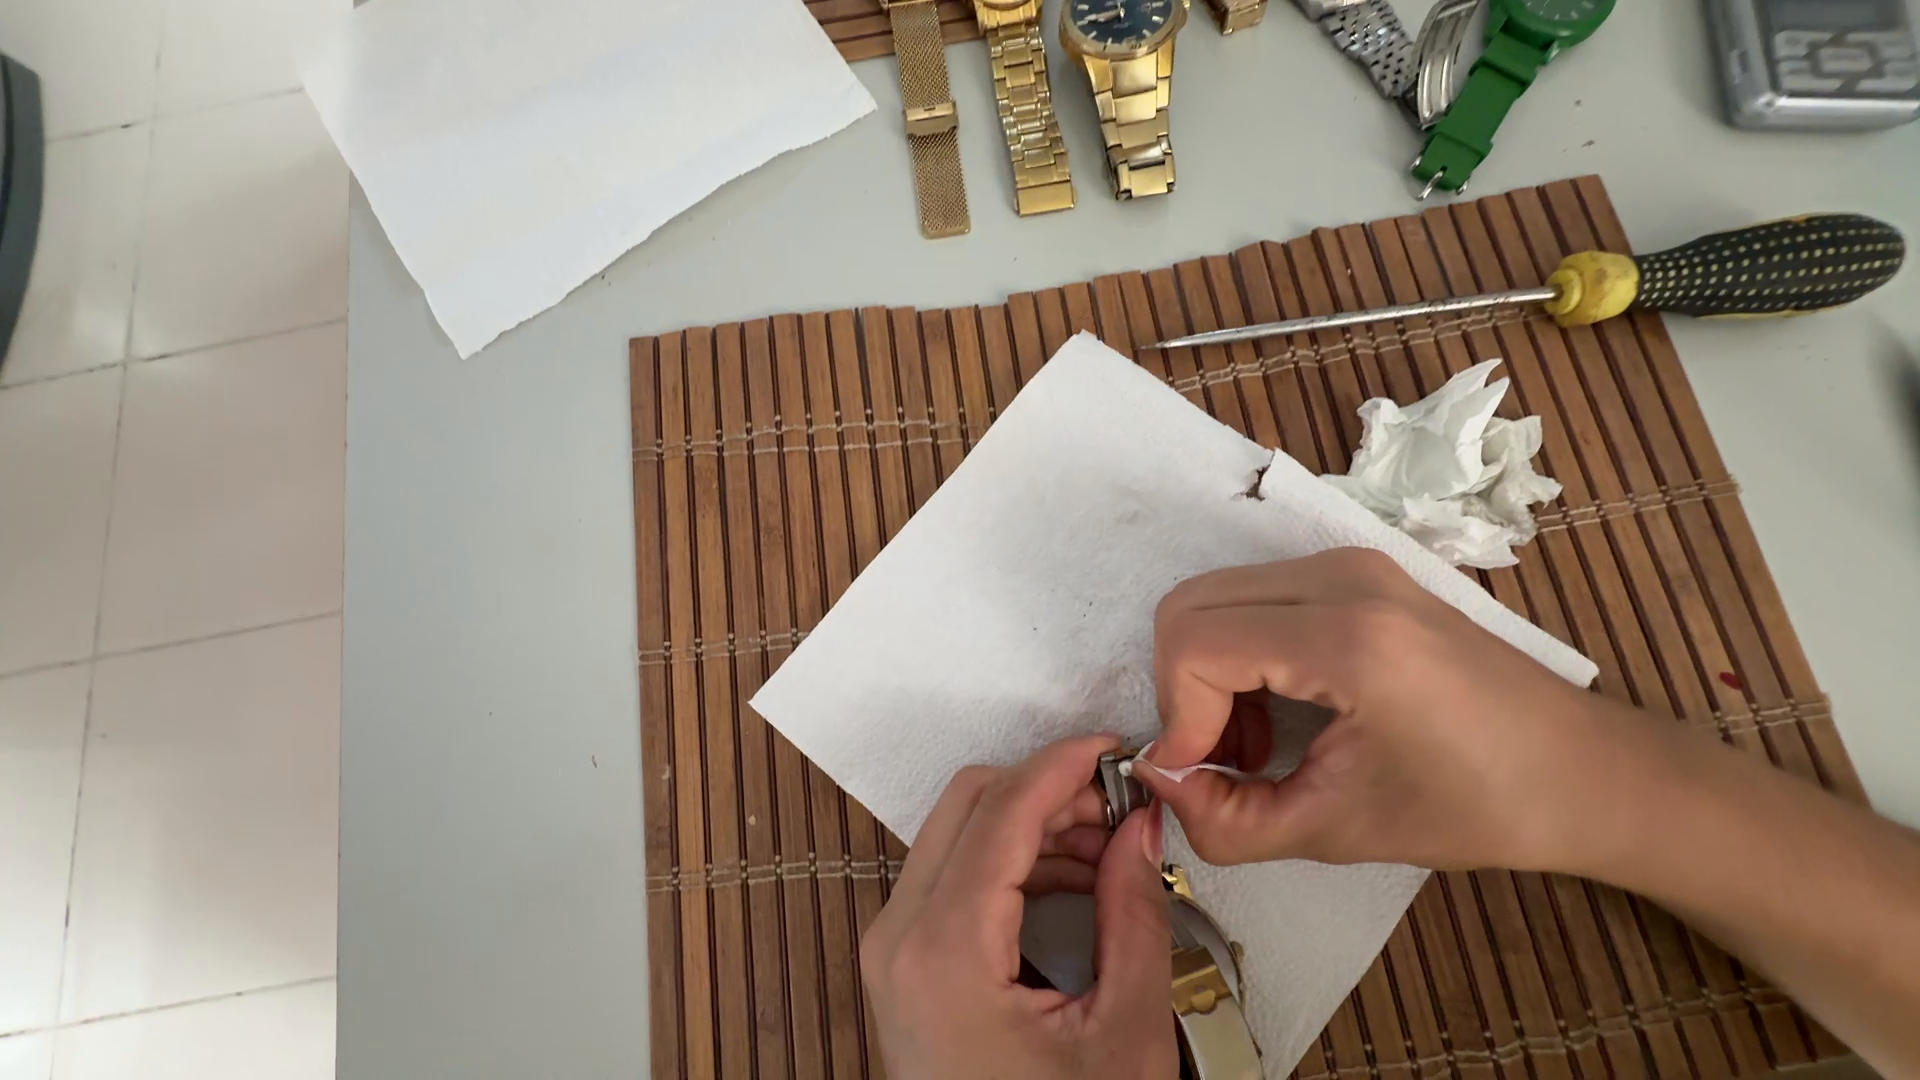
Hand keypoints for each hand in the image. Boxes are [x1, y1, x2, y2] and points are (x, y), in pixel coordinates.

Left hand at [860, 736, 1178, 1079]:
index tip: (1115, 748)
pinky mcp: (905, 959)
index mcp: (943, 950)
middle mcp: (898, 933)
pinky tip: (1074, 880)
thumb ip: (1133, 912)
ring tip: (1109, 849)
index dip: (1063, 765)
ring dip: (1034, 823)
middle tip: (1119, 807)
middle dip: (1050, 790)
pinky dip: (1013, 859)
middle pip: (971, 803)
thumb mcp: (1121, 1033)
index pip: (1003, 809)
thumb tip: (1141, 823)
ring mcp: (893, 945)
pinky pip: (956, 872)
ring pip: (961, 830)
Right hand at [1135, 548, 1642, 871]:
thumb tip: (1155, 780)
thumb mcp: (1337, 832)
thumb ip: (1226, 820)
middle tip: (1219, 755)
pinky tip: (1278, 707)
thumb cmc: (1477, 808)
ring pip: (1212, 598)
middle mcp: (1339, 577)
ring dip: (1206, 671)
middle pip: (1187, 608)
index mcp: (1349, 638)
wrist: (1586, 771)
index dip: (1178, 716)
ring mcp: (1346, 563)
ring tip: (1252, 739)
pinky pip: (1249, 596)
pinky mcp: (1351, 570)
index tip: (1200, 775)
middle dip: (1182, 688)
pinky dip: (1236, 651)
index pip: (1195, 644)